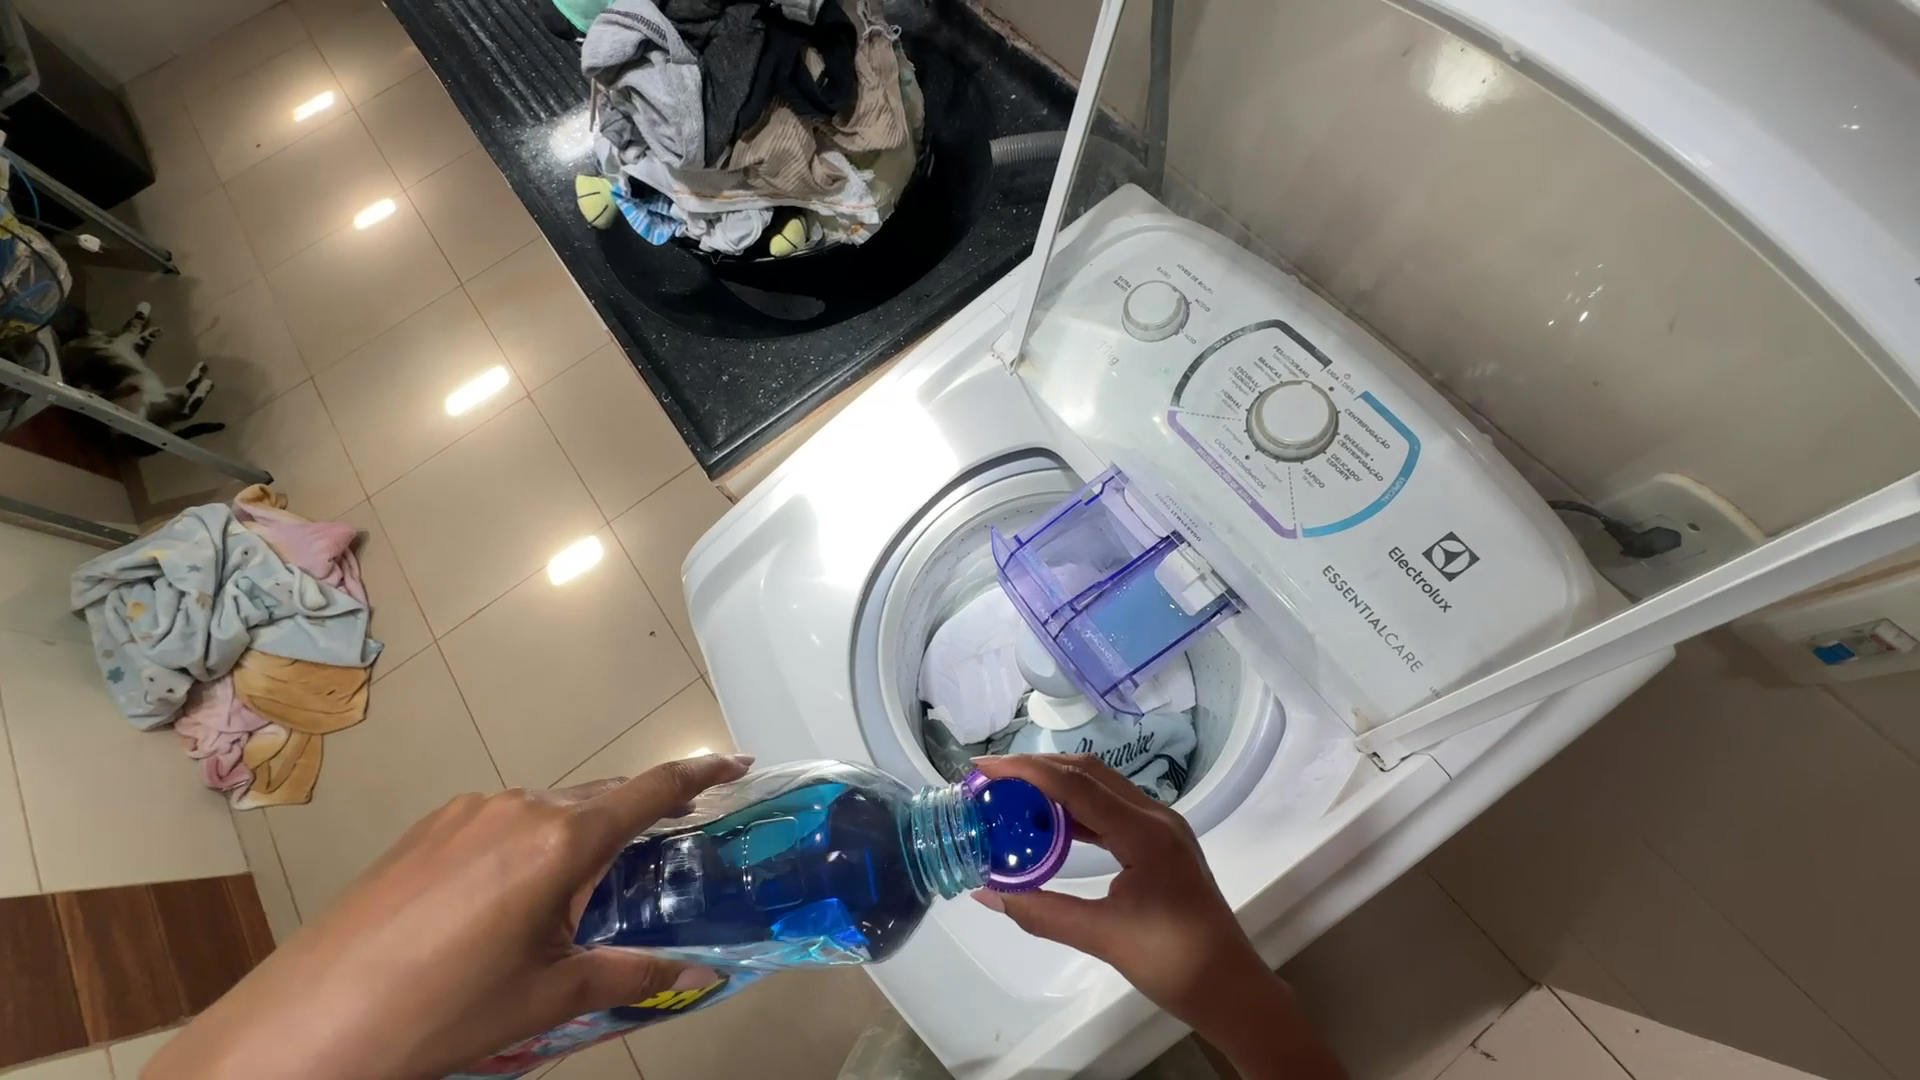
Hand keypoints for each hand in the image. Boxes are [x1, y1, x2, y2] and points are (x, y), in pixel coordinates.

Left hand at [149, 753, 754, 1079]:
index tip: (737, 763)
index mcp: (561, 839)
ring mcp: (471, 808)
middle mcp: (523, 805)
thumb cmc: (440, 1014)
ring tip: (581, 885)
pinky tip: (512, 891)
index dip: (701, 773)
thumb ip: (631, 975)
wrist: (292, 1035)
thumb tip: (700, 976)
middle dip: (641, 812)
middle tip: (668, 840)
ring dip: (584, 829)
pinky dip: (537, 836)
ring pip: (555, 804)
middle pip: (604, 794)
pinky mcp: (431, 824)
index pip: (652, 789)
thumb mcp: (546, 998)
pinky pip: (510, 814)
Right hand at [971, 755, 1343, 1079]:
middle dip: (1038, 767)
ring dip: (1058, 781)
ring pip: (1101, 784)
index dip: (1026, 770)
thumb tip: (988, 893)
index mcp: (1144, 833)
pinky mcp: (1161, 839)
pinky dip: (1077, 804)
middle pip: (1088, 772)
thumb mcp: (1102, 937)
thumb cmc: (1173, 963)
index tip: (985, 765)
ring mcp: (1161, 825)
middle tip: (993, 776)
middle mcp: (1155, 816)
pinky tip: (1052, 820)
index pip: (1076, 785)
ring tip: (1015, 792)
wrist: (1233, 988)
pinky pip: (1112, 805)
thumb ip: (1041, 912)